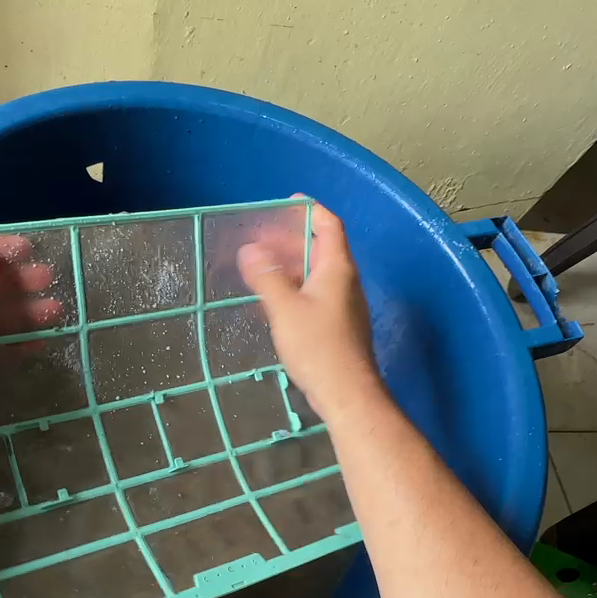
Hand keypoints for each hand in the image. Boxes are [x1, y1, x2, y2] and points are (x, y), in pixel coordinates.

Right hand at [238, 204, 383, 420]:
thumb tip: (250, 250)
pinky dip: (294, 289)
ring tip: (260, 268)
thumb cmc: (318, 346)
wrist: (347, 394)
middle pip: (321, 248)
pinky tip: (272, 301)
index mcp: (337, 269)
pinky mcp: (337, 326)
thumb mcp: (285, 309)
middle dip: (291, 240)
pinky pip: (314, 295)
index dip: (310, 210)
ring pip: (316, 274)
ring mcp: (343, 305)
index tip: (287, 203)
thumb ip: (266, 277)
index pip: (329, 226)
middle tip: (260, 238)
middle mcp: (344, 282)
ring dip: (290, 266)